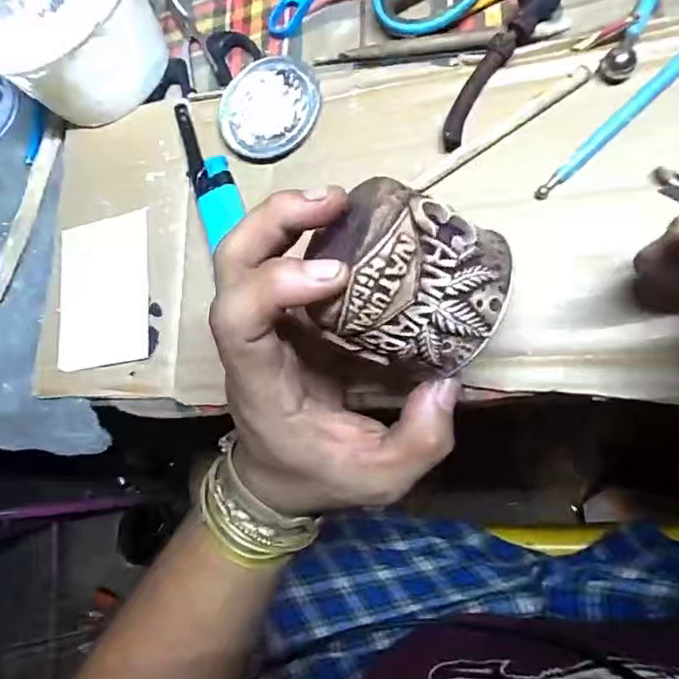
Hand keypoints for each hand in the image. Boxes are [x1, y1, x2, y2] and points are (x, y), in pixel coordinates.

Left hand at [210, 187, 458, 515]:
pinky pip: (274, 260)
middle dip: (273, 221)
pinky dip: (301, 233)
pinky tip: (343, 223)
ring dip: (283, 216)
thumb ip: (420, 440)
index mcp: (259, 381)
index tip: (338, 275)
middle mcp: (247, 342)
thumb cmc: (316, 475)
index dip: (274, 283)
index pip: (235, 321)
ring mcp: (259, 322)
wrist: (274, 478)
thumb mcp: (379, 478)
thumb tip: (447, 382)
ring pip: (243, 253)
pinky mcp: (278, 315)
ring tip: (339, 200)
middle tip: (334, 202)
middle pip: (231, 264)